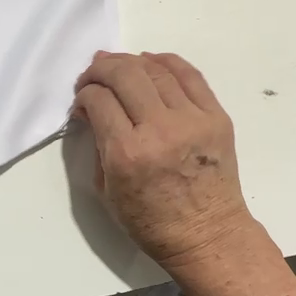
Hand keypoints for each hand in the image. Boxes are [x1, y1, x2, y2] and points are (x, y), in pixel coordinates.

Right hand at [73, 51, 257, 267]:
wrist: (204, 233)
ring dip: (130, 62)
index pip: (99, 101)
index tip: (80, 102)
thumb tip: (93, 111)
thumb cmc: (148, 221)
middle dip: (102, 69)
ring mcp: (192, 120)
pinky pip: (189, 75)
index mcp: (127, 153)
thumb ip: (99, 145)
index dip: (84, 95)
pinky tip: (149, 62)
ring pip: (156, 70)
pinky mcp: (215, 116)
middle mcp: (159, 130)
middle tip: (91, 75)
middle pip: (125, 76)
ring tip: (116, 65)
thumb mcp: (107, 188)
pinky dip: (165, 62)